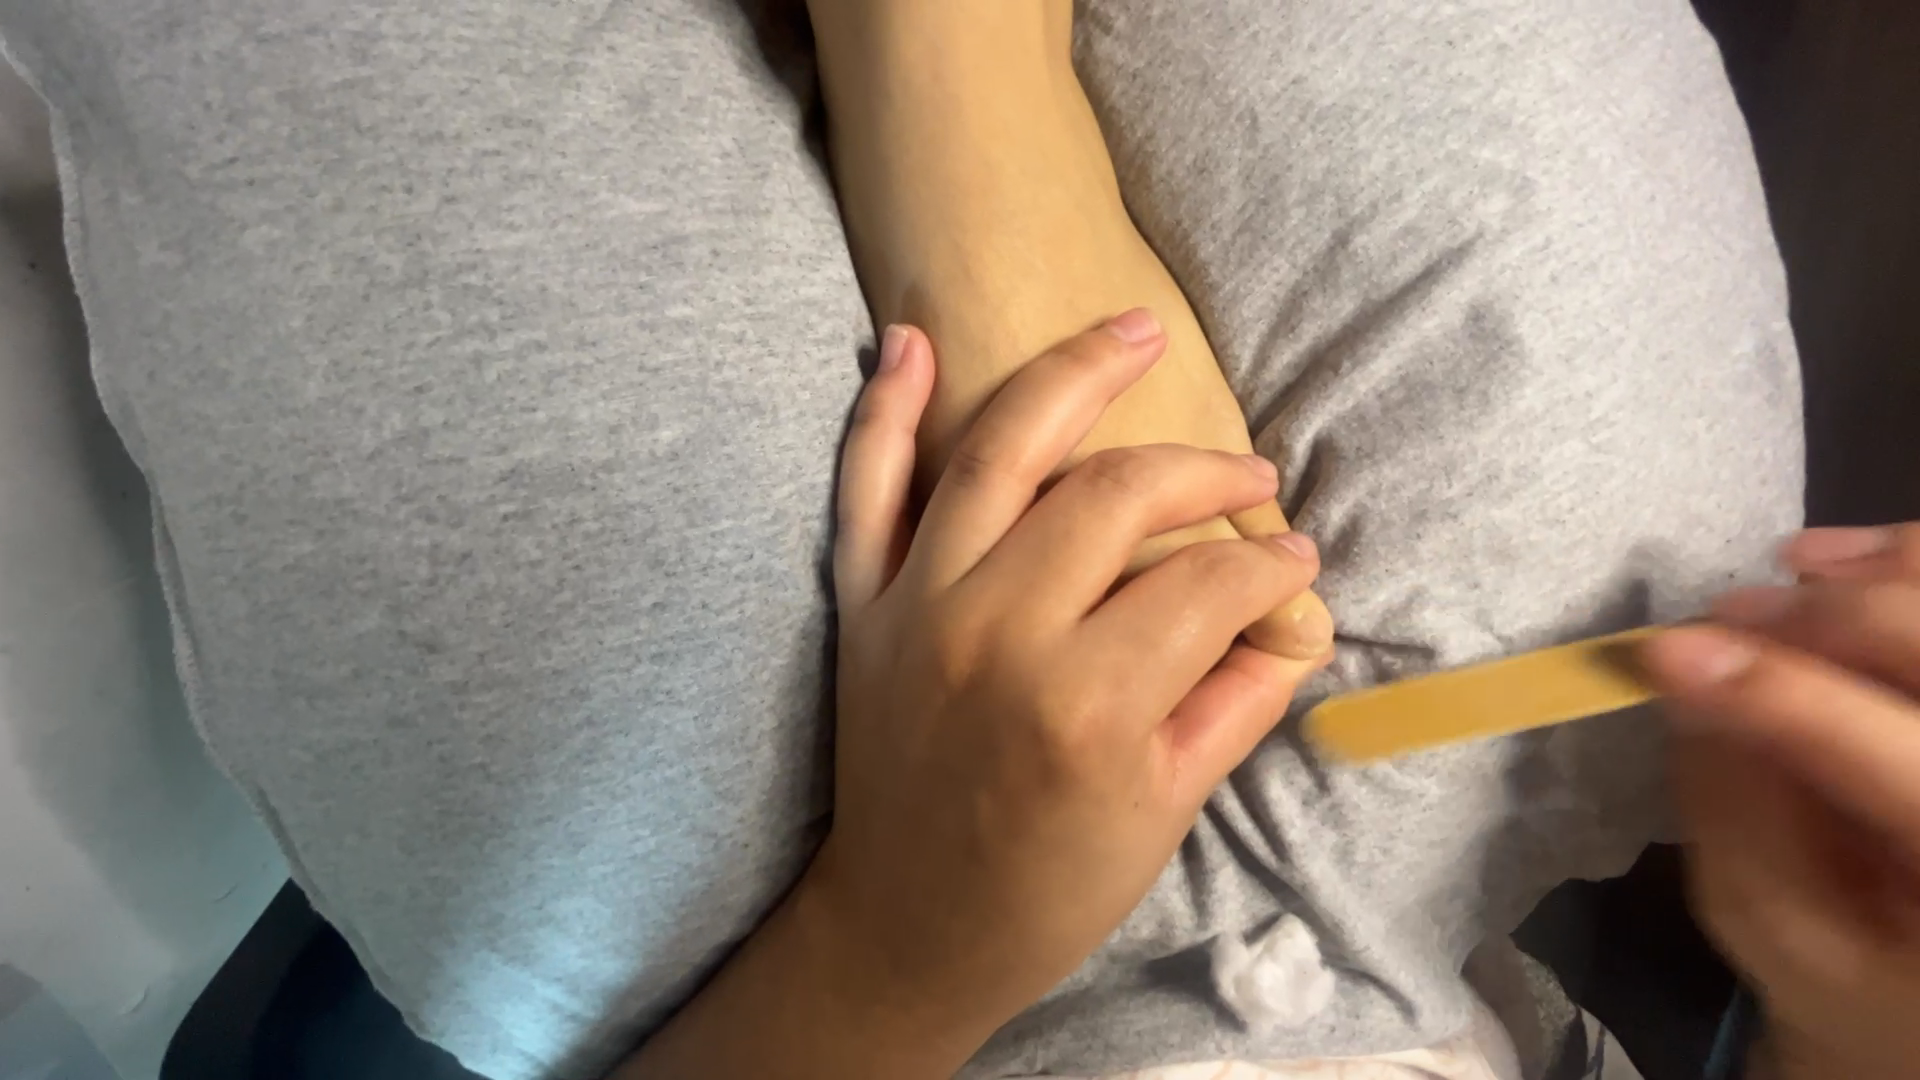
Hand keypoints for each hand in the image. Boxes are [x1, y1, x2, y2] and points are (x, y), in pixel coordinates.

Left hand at [811, 310, 1324, 1057]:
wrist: (907, 922)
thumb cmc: (1046, 887)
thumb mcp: (1166, 811)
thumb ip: (1235, 701)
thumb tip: (1289, 617)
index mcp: (1087, 706)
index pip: (1206, 585)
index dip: (1268, 564)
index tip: (1292, 556)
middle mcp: (996, 634)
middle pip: (1113, 496)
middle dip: (1200, 473)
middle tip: (1247, 473)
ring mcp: (916, 605)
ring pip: (998, 453)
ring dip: (1071, 378)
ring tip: (1131, 333)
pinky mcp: (863, 604)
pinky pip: (863, 489)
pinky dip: (880, 410)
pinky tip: (909, 341)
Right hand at [1641, 524, 1919, 1079]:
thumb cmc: (1855, 983)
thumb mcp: (1770, 925)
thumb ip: (1727, 812)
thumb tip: (1686, 689)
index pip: (1904, 771)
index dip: (1780, 701)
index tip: (1660, 652)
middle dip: (1834, 625)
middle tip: (1722, 614)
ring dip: (1891, 578)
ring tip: (1794, 563)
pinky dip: (1910, 562)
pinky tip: (1842, 559)